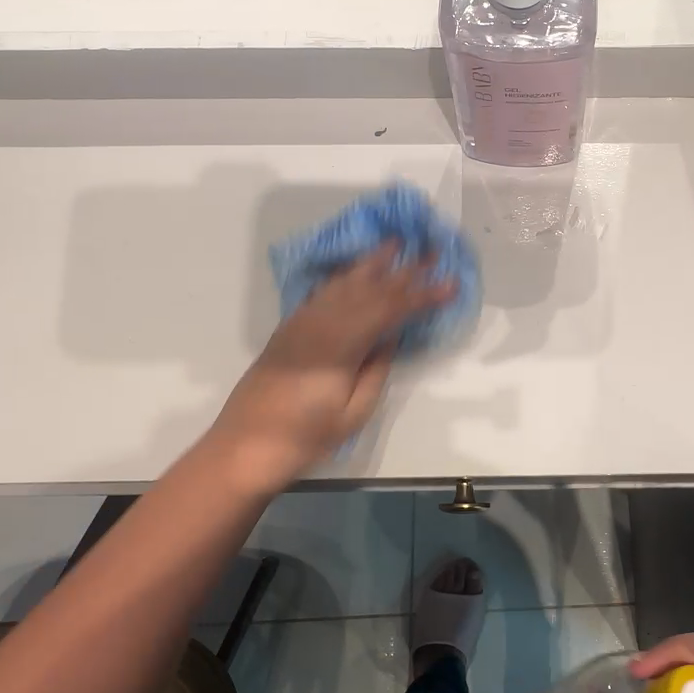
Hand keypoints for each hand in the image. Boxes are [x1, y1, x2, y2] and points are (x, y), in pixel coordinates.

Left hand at [201, 244, 453, 491]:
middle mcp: (319, 325)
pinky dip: (345, 278)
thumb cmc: (302, 439)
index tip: (450, 281)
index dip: (421, 294)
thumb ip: (375, 371)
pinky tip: (355, 272)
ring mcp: (301, 324)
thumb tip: (389, 338)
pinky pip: (324, 293)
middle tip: (431, 250)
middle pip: (368, 289)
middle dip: (403, 269)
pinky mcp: (289, 330)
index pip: (389, 310)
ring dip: (372, 264)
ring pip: (343, 284)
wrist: (243, 448)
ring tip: (395, 244)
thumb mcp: (352, 414)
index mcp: (339, 347)